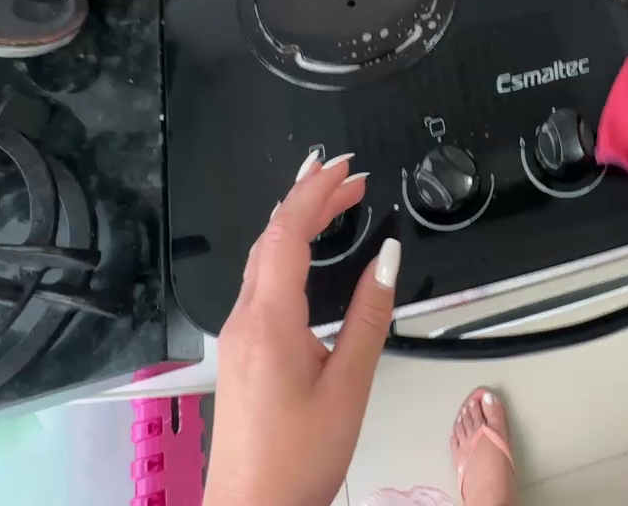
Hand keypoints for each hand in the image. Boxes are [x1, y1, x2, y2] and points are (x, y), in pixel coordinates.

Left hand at [205, 151, 401, 505]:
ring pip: (263, 254)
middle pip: (271, 236)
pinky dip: (287, 246)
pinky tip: (306, 248)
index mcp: (269, 321)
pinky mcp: (242, 348)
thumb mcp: (349, 383)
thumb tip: (388, 257)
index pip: (287, 233)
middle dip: (310, 196)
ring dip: (297, 218)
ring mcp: (239, 333)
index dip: (316, 192)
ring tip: (333, 198)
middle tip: (350, 176)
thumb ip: (370, 313)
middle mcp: (245, 319)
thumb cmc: (299, 458)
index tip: (346, 168)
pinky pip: (261, 276)